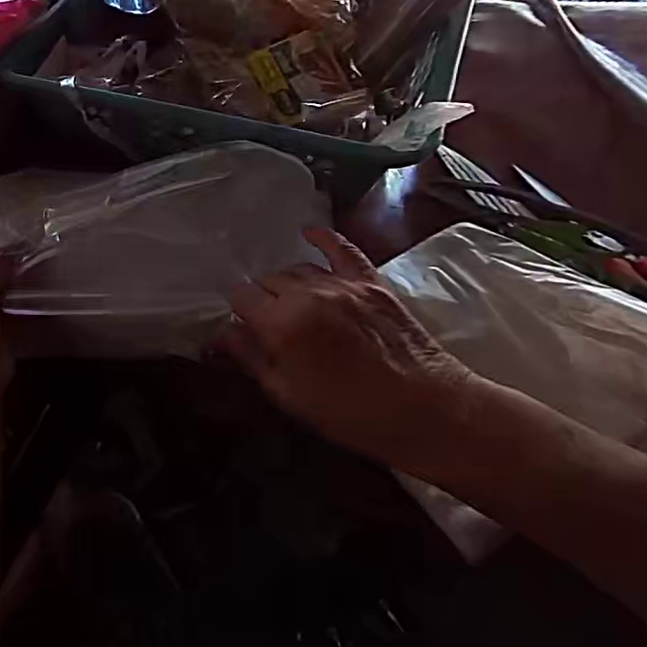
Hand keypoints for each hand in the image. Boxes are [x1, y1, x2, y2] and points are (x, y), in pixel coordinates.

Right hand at [214, 228, 477, 464]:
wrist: (427, 413)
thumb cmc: (350, 413)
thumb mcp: (287, 394)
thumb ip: (249, 357)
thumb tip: (219, 334)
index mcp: (281, 324)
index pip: (240, 296)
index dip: (238, 312)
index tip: (245, 329)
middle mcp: (306, 295)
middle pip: (266, 280)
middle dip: (261, 299)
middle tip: (270, 325)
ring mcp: (341, 285)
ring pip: (296, 269)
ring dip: (287, 283)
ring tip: (291, 304)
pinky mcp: (371, 282)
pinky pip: (341, 249)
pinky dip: (324, 238)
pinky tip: (309, 233)